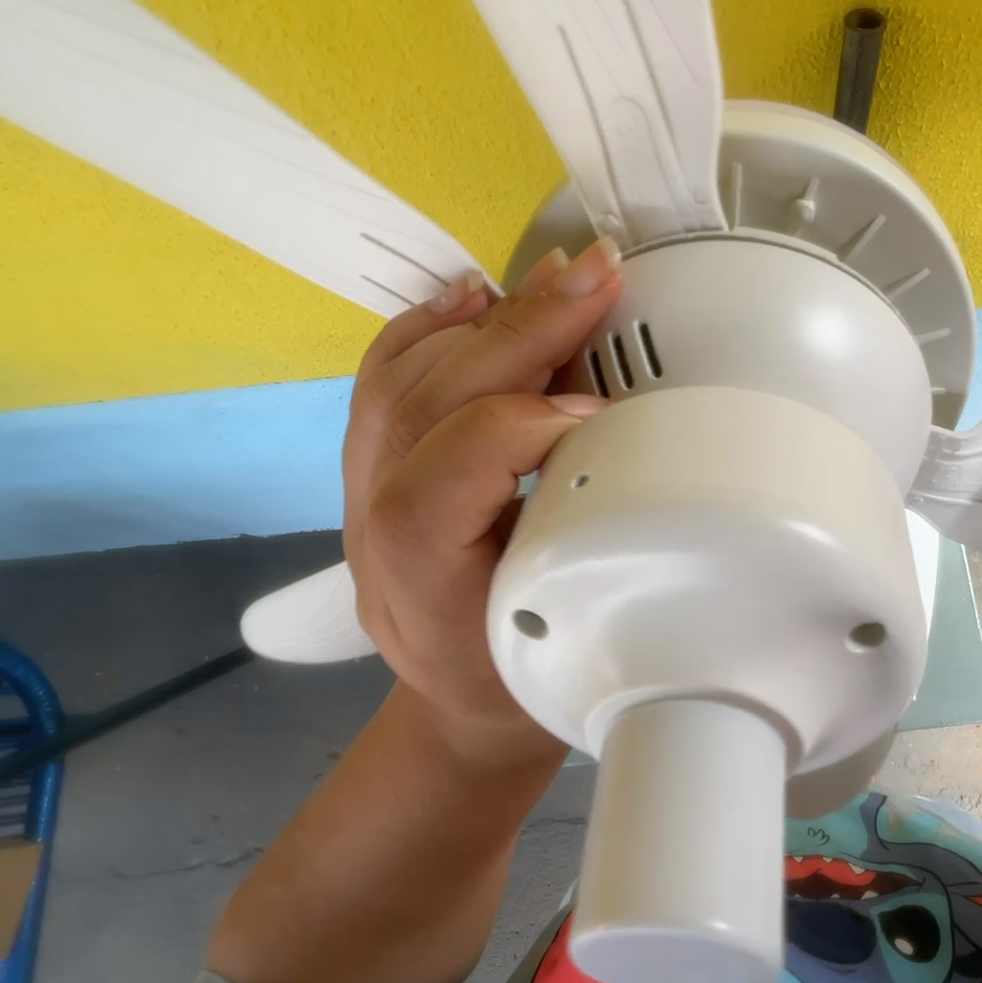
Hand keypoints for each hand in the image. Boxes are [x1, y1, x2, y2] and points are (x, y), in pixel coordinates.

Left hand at [341, 238, 622, 762]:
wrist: (468, 703)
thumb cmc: (533, 680)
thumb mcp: (578, 639)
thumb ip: (593, 545)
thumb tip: (618, 435)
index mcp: (426, 598)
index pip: (432, 492)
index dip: (512, 431)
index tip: (597, 410)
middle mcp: (376, 541)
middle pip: (420, 411)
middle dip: (515, 335)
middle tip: (595, 281)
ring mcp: (362, 499)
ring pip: (397, 386)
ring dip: (483, 321)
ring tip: (554, 280)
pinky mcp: (372, 469)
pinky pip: (382, 381)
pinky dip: (429, 327)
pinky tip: (475, 295)